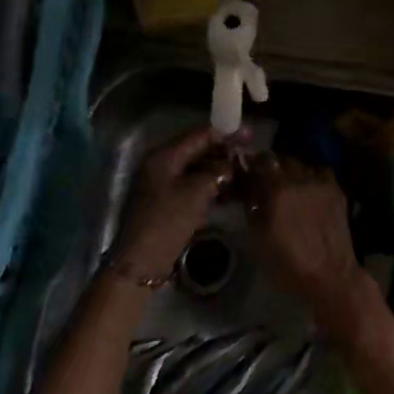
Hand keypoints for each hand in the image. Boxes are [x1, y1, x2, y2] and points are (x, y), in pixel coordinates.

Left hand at [112, 126, 239, 282]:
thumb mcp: (196, 192)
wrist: (143, 260)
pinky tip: (232, 192)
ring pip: (198, 169)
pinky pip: (194, 185)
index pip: (199, 134)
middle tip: (250, 155)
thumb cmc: (168, 220)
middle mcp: (162, 164)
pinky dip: (212, 186)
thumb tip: (234, 162)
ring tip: (246, 174)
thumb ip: (218, 172)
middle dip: (224, 152)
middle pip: (198, 150)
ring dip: (221, 170)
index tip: (249, 134)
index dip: (225, 133)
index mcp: (164, 155)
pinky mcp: (169, 201)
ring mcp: (164, 184)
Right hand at [245, 155, 376, 336]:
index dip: (252, 164)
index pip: (261, 162)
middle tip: (266, 178)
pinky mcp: (337, 191)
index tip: (247, 170)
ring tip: (289, 184)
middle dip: (272, 165)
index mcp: (277, 191)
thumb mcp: (258, 241)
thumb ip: (252, 210)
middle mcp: (300, 180)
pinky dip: (312, 176)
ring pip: (302, 164)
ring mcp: (321, 183)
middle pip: (282, 159)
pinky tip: (310, 189)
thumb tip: (248, 193)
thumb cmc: (289, 264)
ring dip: (292, 170)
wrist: (331, 275)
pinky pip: (321, 173)